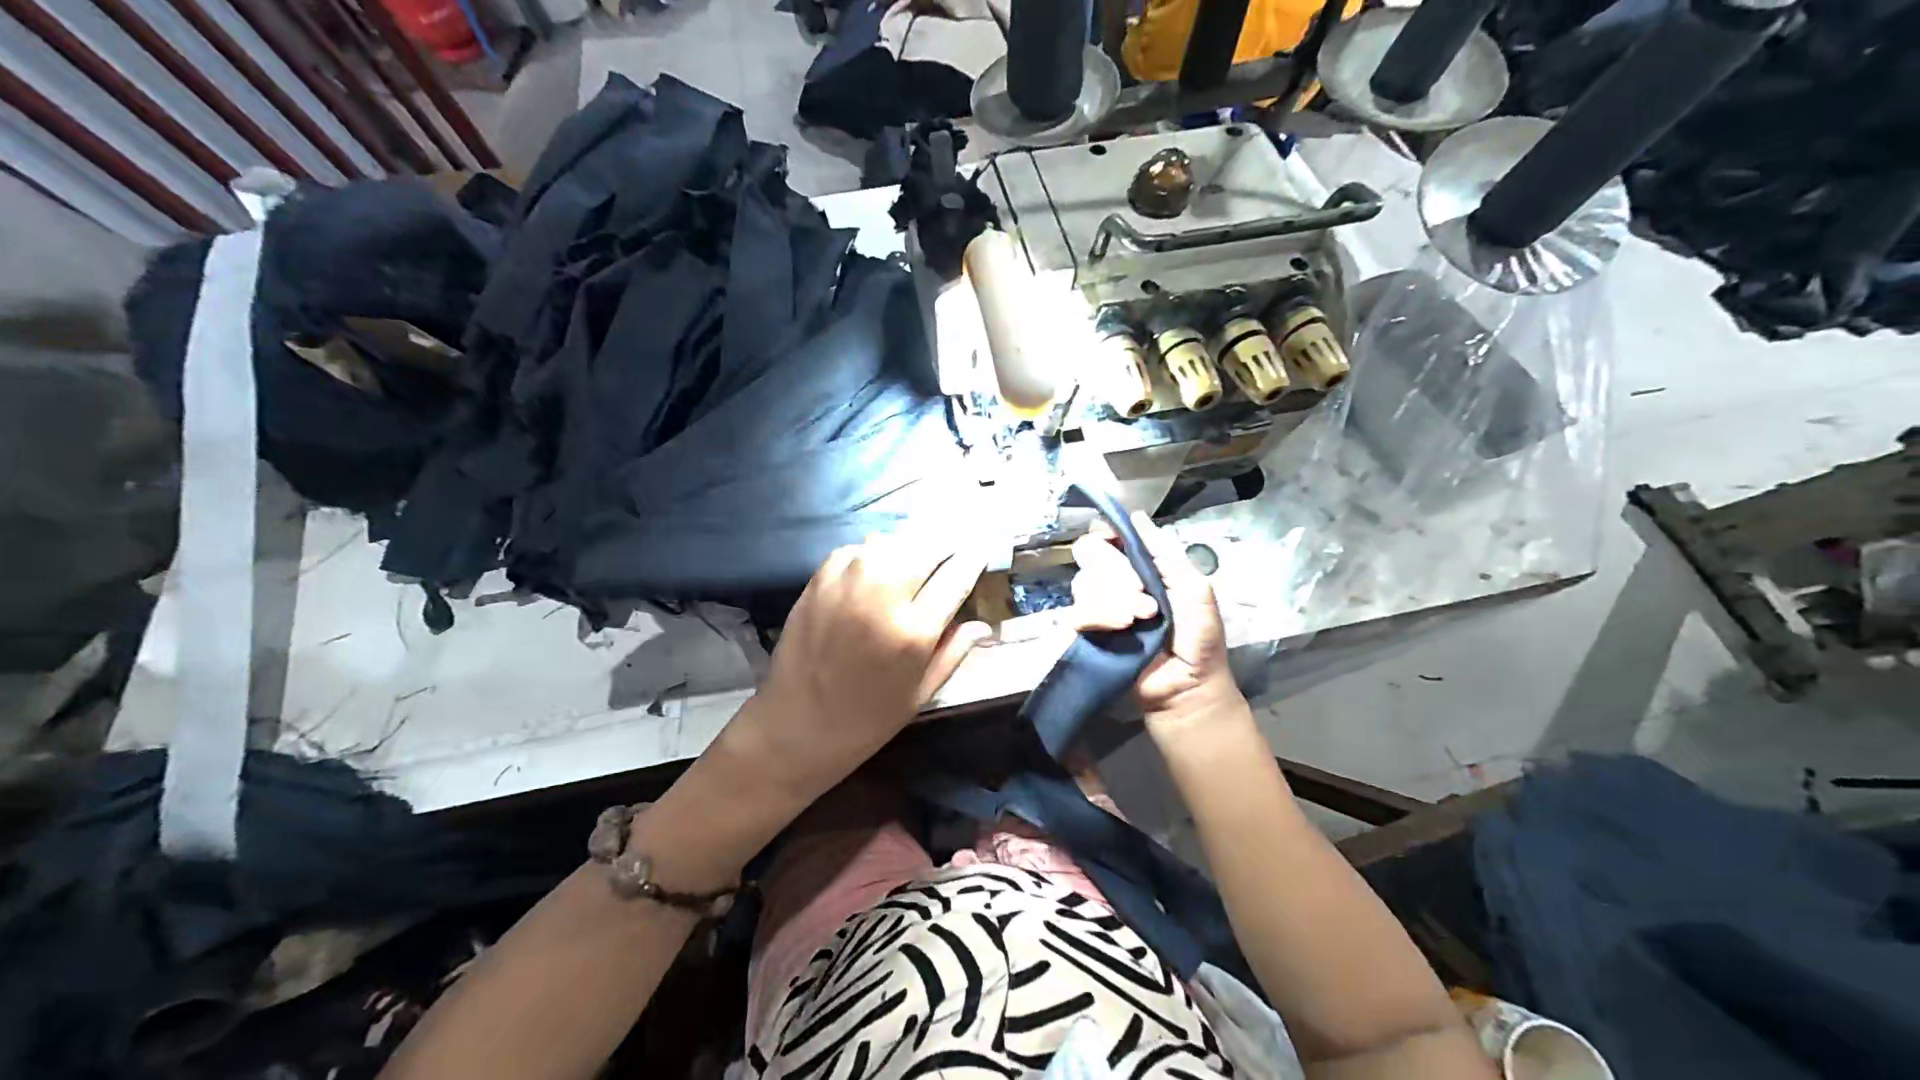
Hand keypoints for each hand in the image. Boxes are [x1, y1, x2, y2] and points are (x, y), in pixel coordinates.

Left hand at [735, 534, 990, 799]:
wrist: (797, 726)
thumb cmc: (868, 719)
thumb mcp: (922, 693)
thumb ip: (955, 651)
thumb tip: (984, 623)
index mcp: (913, 631)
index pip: (956, 575)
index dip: (973, 561)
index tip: (978, 557)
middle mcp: (882, 596)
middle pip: (926, 547)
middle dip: (943, 550)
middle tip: (947, 561)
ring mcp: (846, 583)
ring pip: (891, 541)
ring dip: (908, 549)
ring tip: (912, 566)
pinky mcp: (818, 580)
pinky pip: (856, 549)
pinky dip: (872, 554)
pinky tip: (874, 574)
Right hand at [1069, 514, 1239, 727]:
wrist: (1187, 688)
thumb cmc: (1199, 640)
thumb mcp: (1195, 590)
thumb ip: (1167, 555)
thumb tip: (1137, 517)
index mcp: (1141, 568)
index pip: (1110, 538)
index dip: (1105, 533)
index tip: (1109, 536)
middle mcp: (1114, 583)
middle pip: (1091, 554)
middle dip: (1116, 571)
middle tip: (1144, 597)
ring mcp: (1099, 608)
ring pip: (1084, 583)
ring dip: (1114, 598)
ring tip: (1140, 620)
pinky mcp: (1087, 633)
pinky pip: (1078, 613)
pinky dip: (1100, 617)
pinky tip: (1121, 628)